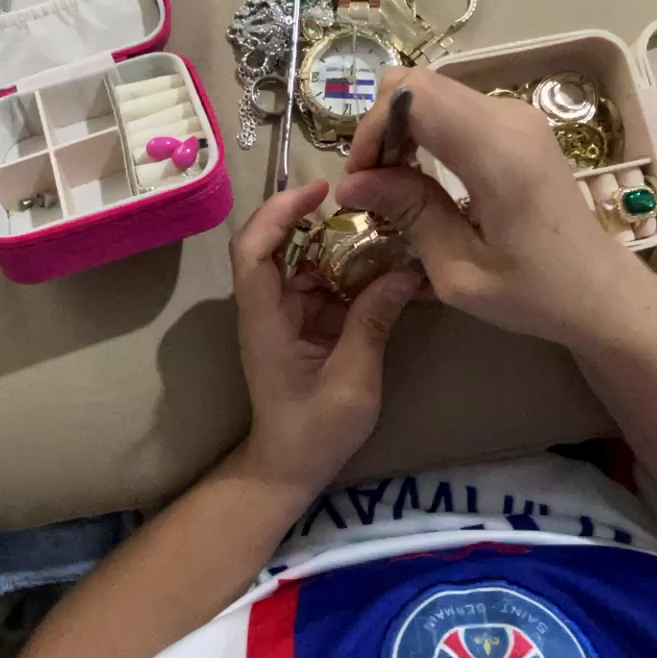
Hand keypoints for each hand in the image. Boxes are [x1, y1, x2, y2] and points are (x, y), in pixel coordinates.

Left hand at [229, 179, 420, 493]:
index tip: (319, 190)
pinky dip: (347, 272)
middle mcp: (266, 308)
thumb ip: (373, 324)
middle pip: (275, 245)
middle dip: (314, 218)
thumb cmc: (313, 431)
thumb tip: (405, 273)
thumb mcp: (352, 381)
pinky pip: (320, 284)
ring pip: (302, 261)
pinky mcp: (300, 323)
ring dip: (336, 243)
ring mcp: (282, 315)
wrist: (289, 466)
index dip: (277, 212)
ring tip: (381, 228)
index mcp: (264, 320)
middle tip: (363, 203)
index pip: (252, 251)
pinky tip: (381, 265)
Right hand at [337, 67, 648, 348]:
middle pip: (418, 83)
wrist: (602, 292)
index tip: (359, 180)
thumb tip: (350, 184)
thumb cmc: (536, 294)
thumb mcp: (460, 271)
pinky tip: (419, 175)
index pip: (414, 97)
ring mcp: (517, 115)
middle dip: (379, 127)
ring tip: (391, 184)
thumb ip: (410, 214)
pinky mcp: (517, 124)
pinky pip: (451, 107)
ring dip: (398, 130)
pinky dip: (421, 131)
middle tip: (371, 183)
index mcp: (498, 154)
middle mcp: (510, 118)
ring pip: (431, 92)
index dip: (372, 128)